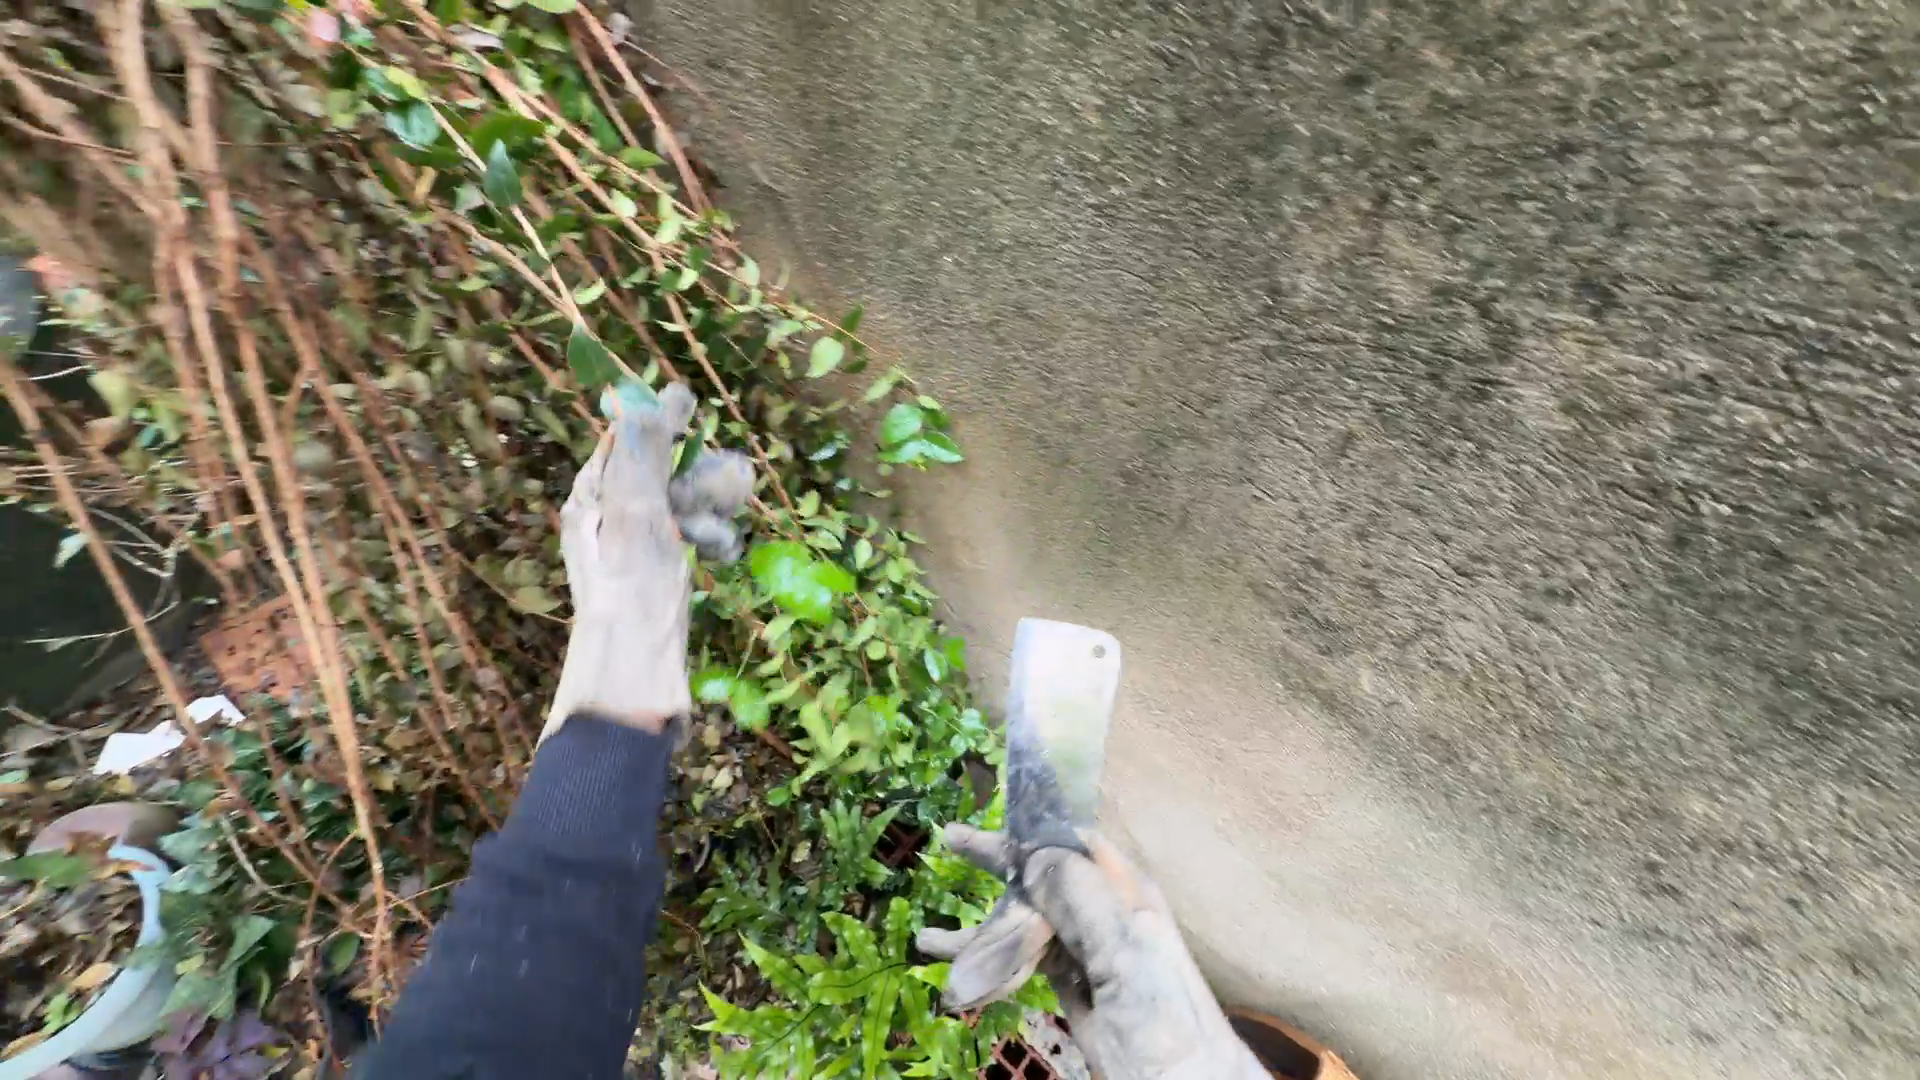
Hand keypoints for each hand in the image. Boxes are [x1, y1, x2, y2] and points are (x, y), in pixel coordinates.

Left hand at [543, 382, 752, 740]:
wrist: (638, 674)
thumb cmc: (632, 591)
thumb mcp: (637, 513)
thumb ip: (645, 454)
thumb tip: (652, 395)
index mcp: (595, 494)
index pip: (628, 438)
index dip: (661, 420)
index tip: (693, 409)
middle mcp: (617, 512)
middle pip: (669, 466)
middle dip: (700, 475)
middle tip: (728, 482)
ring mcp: (646, 541)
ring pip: (692, 500)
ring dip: (712, 510)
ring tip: (715, 536)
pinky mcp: (671, 566)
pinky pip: (699, 533)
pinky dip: (714, 539)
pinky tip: (720, 556)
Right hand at [916, 825, 1266, 1079]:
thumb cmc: (1162, 1012)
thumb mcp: (1123, 945)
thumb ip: (1079, 894)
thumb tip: (1031, 854)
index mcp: (1120, 887)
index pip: (1066, 839)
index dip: (1027, 827)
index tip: (989, 817)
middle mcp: (1100, 908)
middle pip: (1038, 873)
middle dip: (994, 861)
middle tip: (950, 839)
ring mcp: (1084, 947)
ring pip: (1025, 921)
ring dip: (980, 927)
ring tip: (929, 939)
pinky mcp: (1071, 983)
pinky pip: (1024, 961)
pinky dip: (991, 963)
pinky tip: (959, 973)